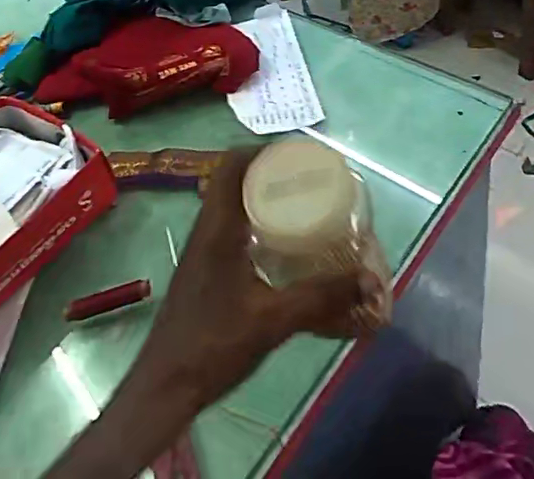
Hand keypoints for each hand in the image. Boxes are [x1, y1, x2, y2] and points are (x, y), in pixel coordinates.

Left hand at [128, 148, 375, 412]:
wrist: (165, 384)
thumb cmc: (214, 344)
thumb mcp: (273, 320)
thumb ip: (320, 299)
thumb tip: (368, 279)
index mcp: (218, 226)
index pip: (233, 164)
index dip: (263, 150)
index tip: (298, 154)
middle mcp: (207, 227)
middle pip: (234, 179)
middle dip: (270, 172)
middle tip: (307, 179)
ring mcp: (202, 247)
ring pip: (232, 203)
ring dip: (261, 196)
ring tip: (300, 205)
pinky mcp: (204, 267)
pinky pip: (231, 226)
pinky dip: (255, 222)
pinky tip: (281, 245)